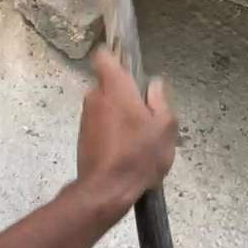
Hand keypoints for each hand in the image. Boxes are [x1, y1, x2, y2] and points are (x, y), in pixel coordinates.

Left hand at [73, 49, 176, 217]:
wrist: (106, 190)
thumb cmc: (138, 154)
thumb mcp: (164, 128)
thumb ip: (160, 101)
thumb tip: (155, 85)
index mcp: (115, 87)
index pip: (104, 57)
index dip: (115, 57)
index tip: (129, 67)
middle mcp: (95, 96)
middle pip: (110, 84)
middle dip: (125, 94)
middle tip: (146, 115)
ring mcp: (86, 117)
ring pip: (105, 106)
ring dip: (119, 115)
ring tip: (138, 138)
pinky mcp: (82, 136)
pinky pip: (100, 123)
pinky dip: (111, 131)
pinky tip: (126, 151)